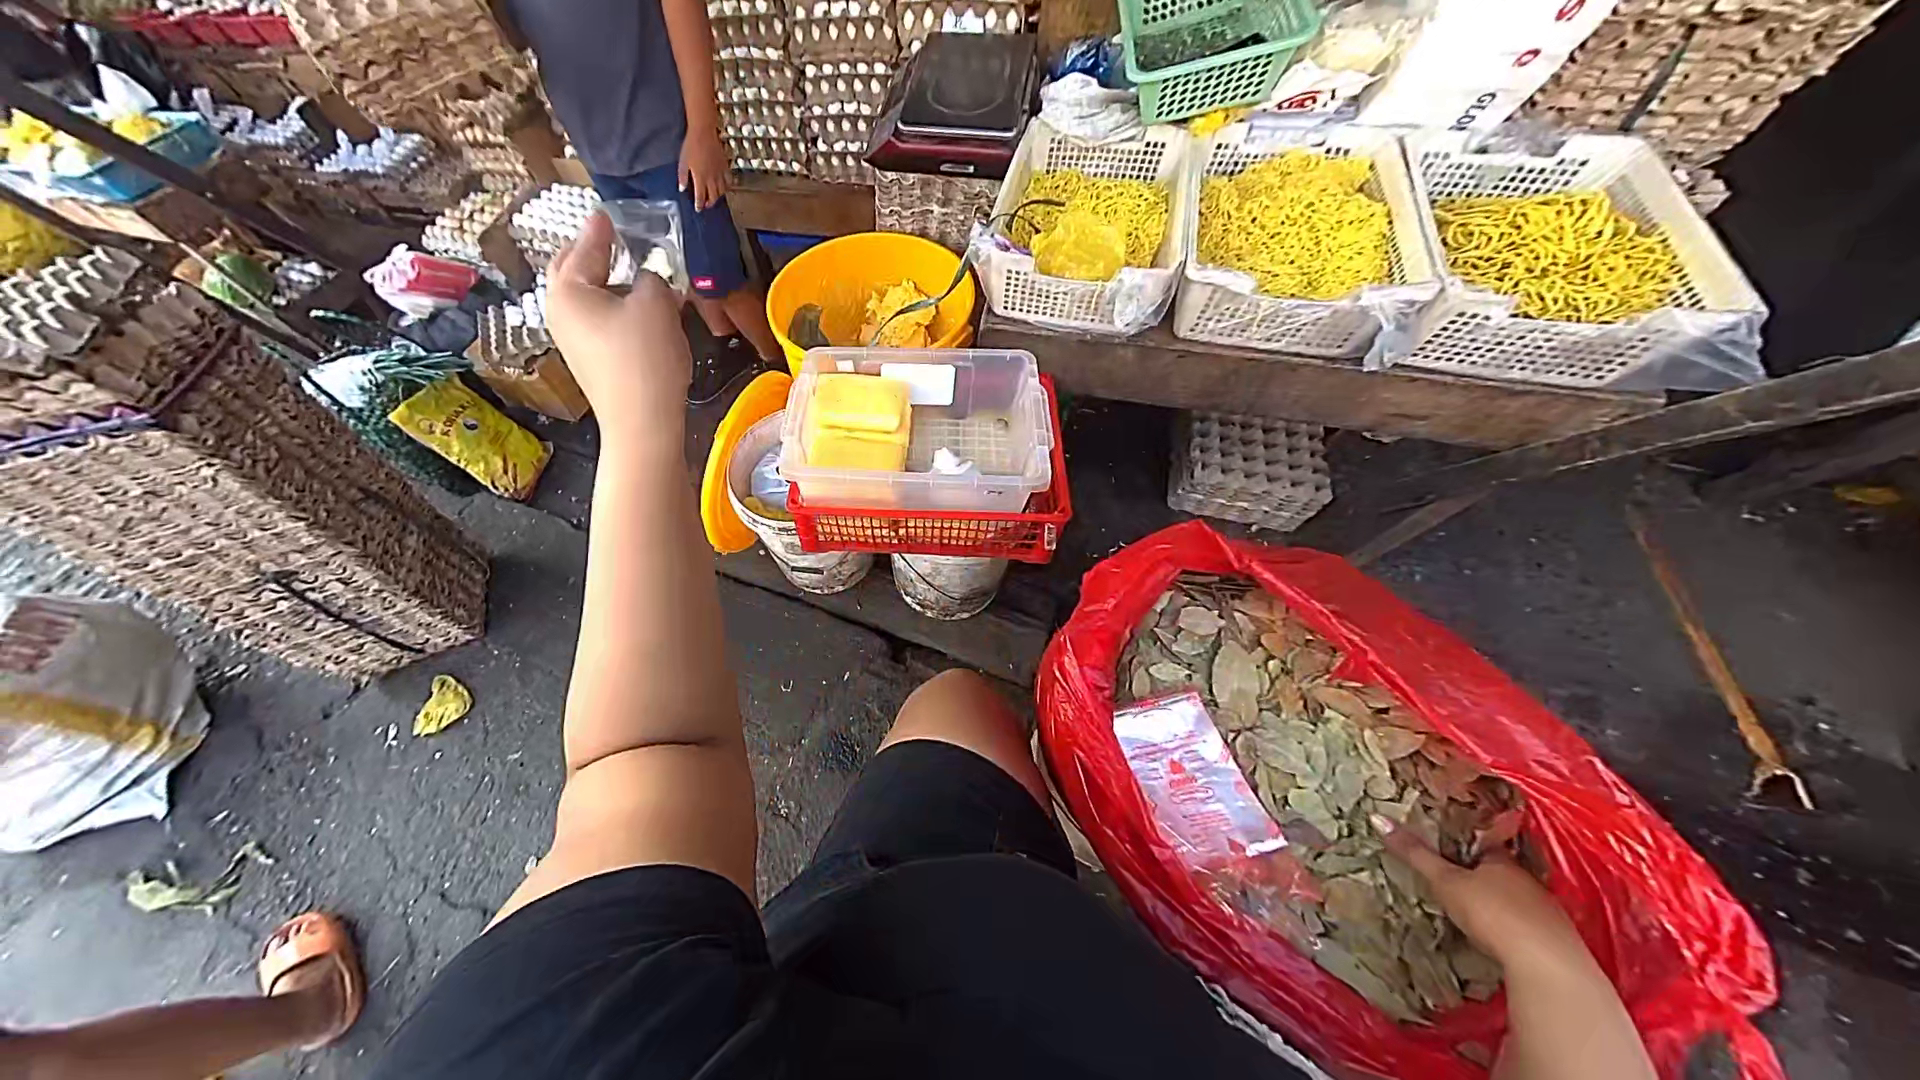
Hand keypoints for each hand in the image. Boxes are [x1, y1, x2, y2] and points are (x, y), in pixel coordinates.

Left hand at [545, 211, 689, 442]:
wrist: (642, 423)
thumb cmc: (644, 358)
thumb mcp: (655, 304)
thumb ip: (652, 279)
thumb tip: (650, 279)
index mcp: (567, 289)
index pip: (585, 248)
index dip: (602, 229)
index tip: (607, 213)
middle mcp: (560, 312)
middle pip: (577, 272)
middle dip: (597, 256)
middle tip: (617, 241)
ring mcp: (573, 340)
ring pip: (592, 299)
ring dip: (614, 285)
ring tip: (640, 277)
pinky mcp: (592, 362)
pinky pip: (602, 323)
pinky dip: (620, 310)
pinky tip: (643, 314)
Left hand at [679, 125, 730, 211]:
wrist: (703, 133)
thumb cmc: (691, 146)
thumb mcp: (683, 161)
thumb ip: (682, 176)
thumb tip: (682, 189)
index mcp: (700, 179)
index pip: (700, 197)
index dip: (699, 205)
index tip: (698, 209)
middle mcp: (712, 180)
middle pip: (713, 197)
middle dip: (709, 203)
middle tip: (706, 205)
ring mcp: (720, 174)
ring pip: (721, 192)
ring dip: (717, 197)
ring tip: (713, 197)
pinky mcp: (725, 168)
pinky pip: (729, 182)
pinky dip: (727, 187)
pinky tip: (724, 188)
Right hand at [1370, 813, 1594, 979]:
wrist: (1548, 967)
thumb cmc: (1492, 913)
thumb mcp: (1445, 881)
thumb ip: (1414, 853)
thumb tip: (1377, 818)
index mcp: (1502, 860)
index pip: (1480, 843)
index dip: (1460, 843)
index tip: (1442, 844)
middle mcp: (1528, 881)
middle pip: (1497, 870)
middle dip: (1477, 873)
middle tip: (1450, 877)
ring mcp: (1547, 912)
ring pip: (1514, 898)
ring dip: (1495, 901)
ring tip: (1469, 908)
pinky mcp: (1557, 942)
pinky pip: (1526, 923)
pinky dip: (1510, 925)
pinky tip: (1497, 935)